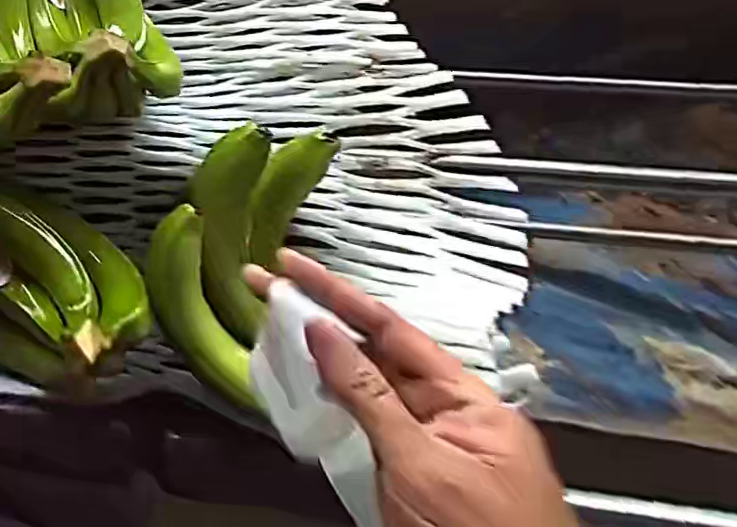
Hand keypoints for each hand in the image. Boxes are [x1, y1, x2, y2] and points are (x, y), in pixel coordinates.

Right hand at [245, 251, 573, 526]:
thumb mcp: (422, 466)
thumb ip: (368, 394)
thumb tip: (320, 330)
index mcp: (470, 402)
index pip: (391, 328)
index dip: (336, 291)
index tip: (292, 265)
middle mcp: (449, 413)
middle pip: (374, 350)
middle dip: (320, 316)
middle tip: (267, 285)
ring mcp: (427, 444)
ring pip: (364, 382)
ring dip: (320, 355)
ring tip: (275, 322)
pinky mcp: (407, 472)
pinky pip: (362, 418)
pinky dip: (330, 397)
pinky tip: (302, 379)